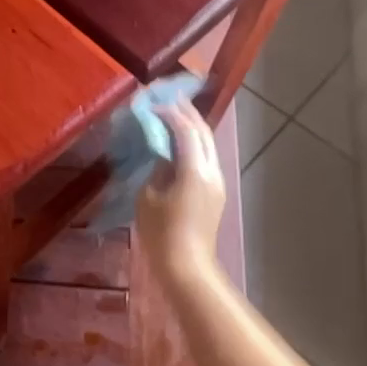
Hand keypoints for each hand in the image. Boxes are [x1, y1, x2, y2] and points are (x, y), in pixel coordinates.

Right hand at [135, 98, 226, 285]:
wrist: (186, 266)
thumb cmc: (162, 233)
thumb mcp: (149, 197)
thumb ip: (157, 168)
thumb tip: (163, 153)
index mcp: (195, 170)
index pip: (186, 130)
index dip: (170, 112)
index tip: (152, 102)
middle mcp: (212, 171)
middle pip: (203, 132)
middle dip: (187, 113)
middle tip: (168, 99)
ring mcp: (217, 182)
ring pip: (207, 144)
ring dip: (192, 127)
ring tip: (173, 115)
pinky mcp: (215, 192)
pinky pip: (205, 158)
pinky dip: (193, 144)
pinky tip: (179, 142)